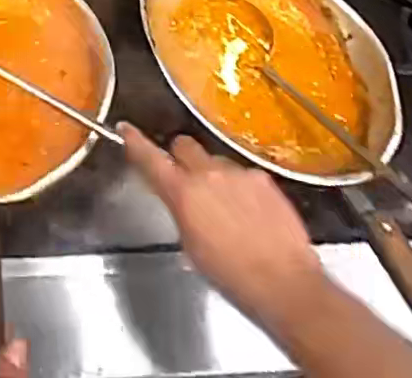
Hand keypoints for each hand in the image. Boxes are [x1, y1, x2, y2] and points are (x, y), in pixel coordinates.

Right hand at [119, 122, 325, 320]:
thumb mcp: (192, 247)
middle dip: (181, 158)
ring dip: (214, 177)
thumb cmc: (233, 277)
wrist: (285, 283)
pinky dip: (240, 188)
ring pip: (215, 161)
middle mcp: (209, 174)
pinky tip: (250, 215)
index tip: (126, 129)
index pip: (152, 160)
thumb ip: (181, 211)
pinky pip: (242, 174)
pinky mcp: (262, 177)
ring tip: (227, 212)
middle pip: (184, 146)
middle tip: (186, 181)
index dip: (135, 143)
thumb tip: (180, 198)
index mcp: (184, 194)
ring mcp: (238, 172)